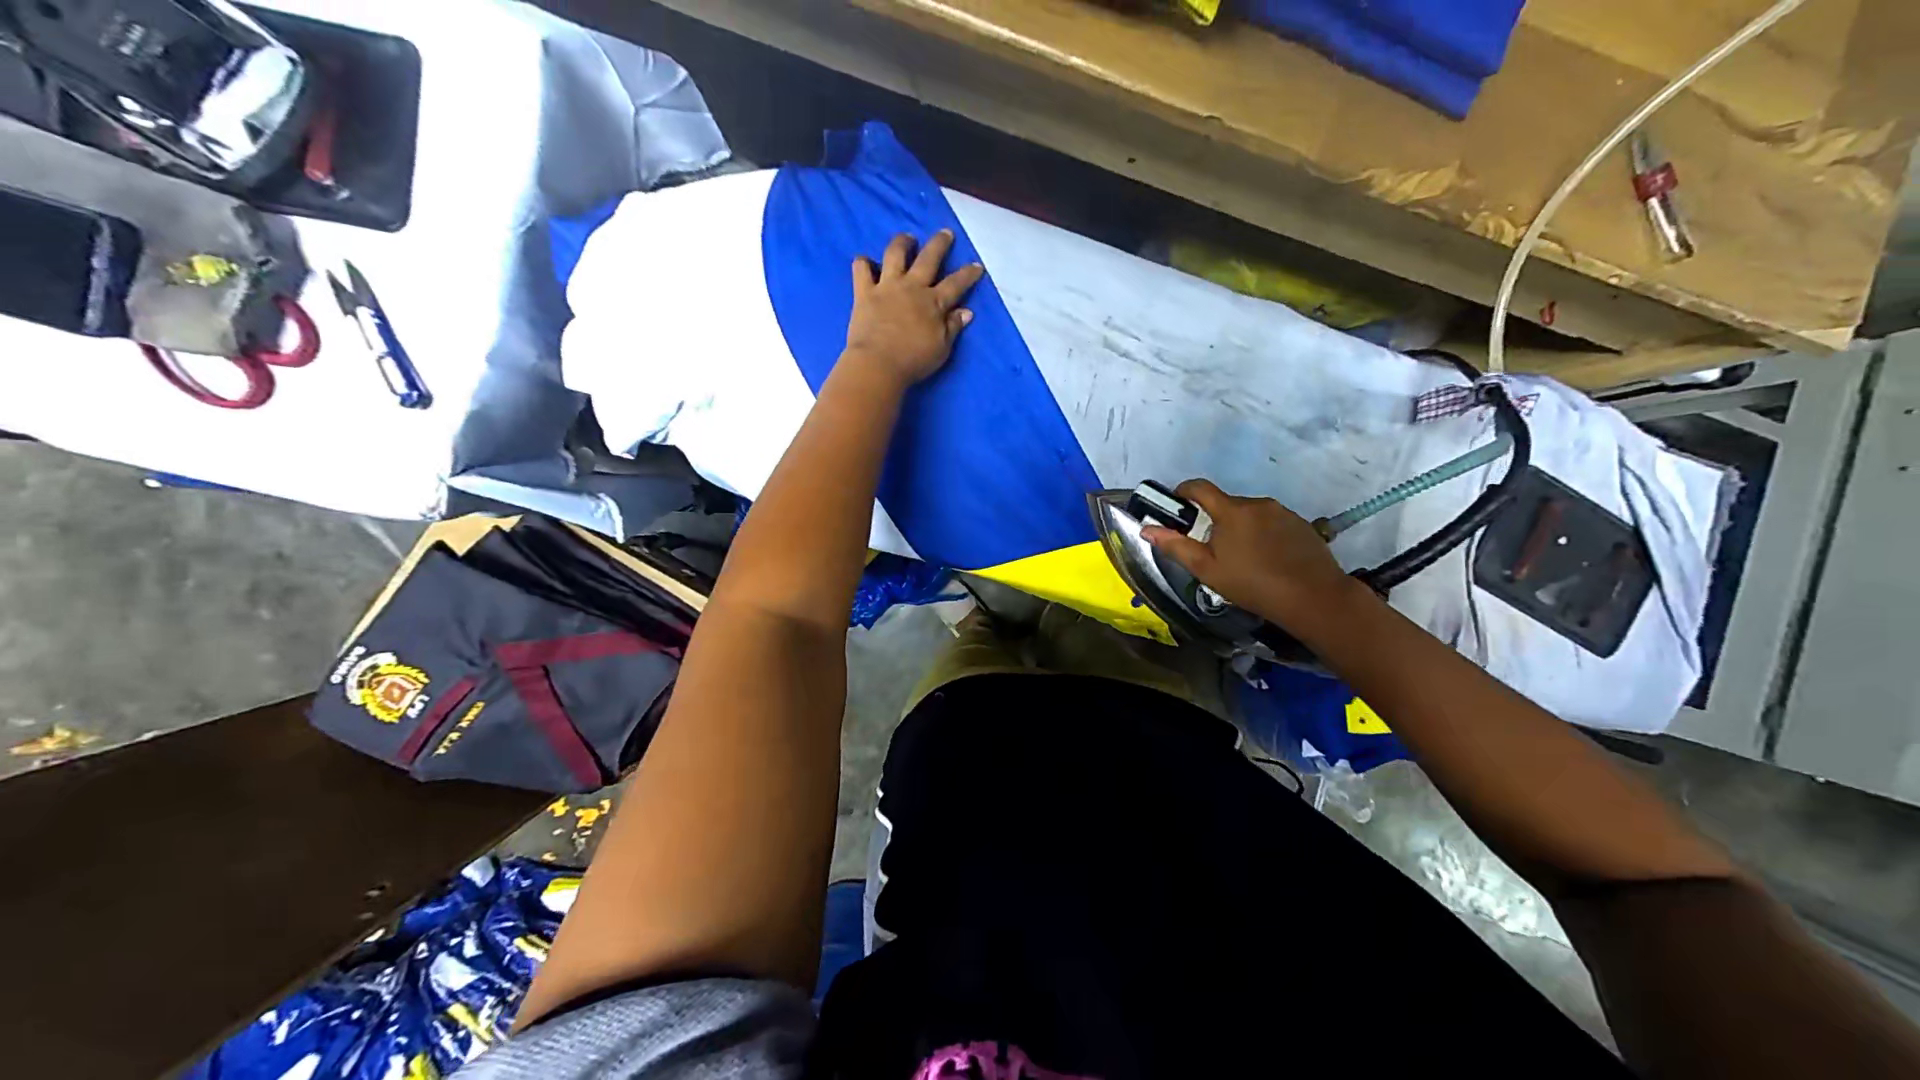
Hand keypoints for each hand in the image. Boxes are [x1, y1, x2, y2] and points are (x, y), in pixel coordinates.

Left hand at [844, 230, 985, 385]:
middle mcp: (912, 287)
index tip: (977, 265)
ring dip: (903, 242)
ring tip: (907, 238)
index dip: (968, 273)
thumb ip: (953, 327)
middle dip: (940, 243)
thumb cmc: (913, 361)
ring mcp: (887, 286)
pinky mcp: (864, 292)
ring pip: (895, 254)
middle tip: (946, 233)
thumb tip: (966, 311)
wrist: (878, 364)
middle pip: (929, 258)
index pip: (956, 283)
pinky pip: (861, 269)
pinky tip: (865, 261)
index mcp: (934, 303)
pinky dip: (863, 262)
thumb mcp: (941, 349)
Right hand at [1141, 479, 1358, 630]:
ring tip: (1242, 559)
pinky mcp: (1301, 524)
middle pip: (1226, 503)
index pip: (1200, 487)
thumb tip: (1148, 529)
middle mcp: (1257, 503)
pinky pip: (1272, 522)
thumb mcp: (1207, 570)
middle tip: (1211, 549)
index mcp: (1231, 511)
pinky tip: (1267, 560)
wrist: (1313, 597)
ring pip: (1250, 514)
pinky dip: (1263, 535)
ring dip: (1240, 528)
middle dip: (1213, 519)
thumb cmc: (1253, 584)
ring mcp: (1283, 512)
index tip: (1177, 506)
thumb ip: (1176, 546)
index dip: (1184, 492)